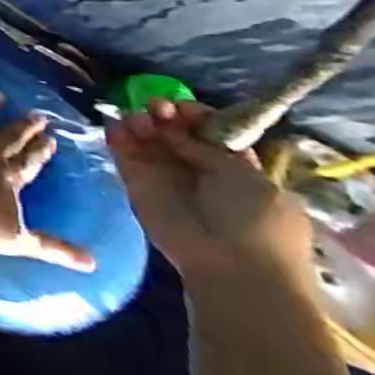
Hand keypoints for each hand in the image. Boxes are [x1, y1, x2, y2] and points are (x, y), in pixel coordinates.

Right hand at [107, 99, 312, 283]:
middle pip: (174, 130)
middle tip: (158, 108)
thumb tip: (173, 126)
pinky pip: (123, 152)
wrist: (230, 266)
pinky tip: (118, 126)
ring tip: (139, 120)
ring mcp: (164, 174)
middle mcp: (196, 167)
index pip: (209, 131)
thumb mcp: (245, 178)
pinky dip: (117, 135)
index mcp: (234, 166)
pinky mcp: (136, 182)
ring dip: (140, 122)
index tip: (185, 108)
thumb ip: (205, 148)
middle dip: (165, 114)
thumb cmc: (256, 222)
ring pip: (145, 137)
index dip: (197, 116)